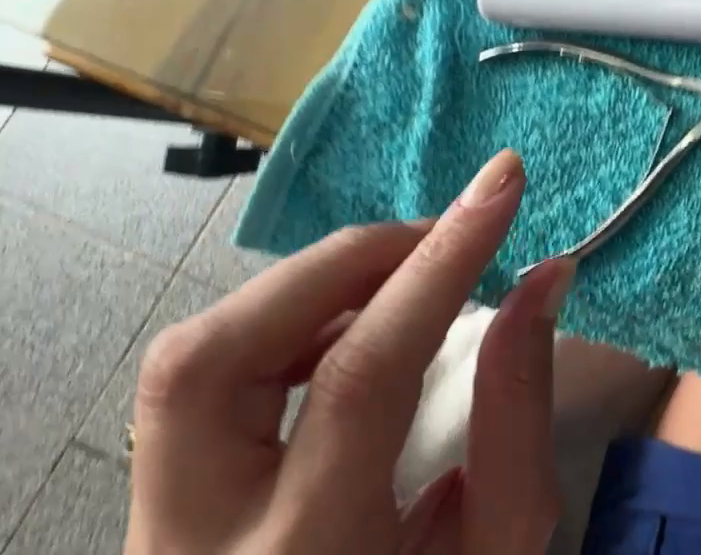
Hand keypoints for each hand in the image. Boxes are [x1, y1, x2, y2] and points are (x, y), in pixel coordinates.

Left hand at [125, 150, 573, 554]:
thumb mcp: (505, 538)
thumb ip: (518, 405)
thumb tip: (541, 278)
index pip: (362, 373)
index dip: (441, 261)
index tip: (501, 185)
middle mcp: (196, 541)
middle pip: (213, 356)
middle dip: (340, 266)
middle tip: (439, 241)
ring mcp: (155, 524)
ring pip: (190, 359)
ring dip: (308, 288)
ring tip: (406, 280)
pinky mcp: (158, 500)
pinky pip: (202, 380)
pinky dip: (287, 322)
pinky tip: (355, 327)